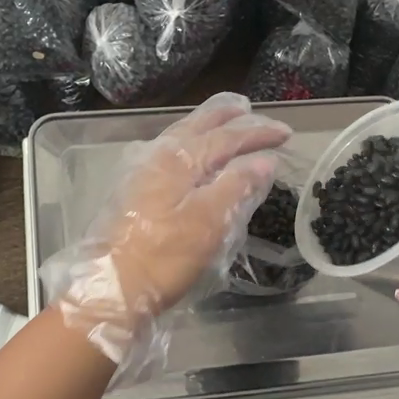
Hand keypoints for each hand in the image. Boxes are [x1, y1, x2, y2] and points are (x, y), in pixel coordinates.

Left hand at [41, 92, 290, 382]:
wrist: (112, 289)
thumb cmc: (164, 257)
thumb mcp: (209, 222)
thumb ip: (237, 186)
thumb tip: (264, 160)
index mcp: (177, 159)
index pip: (226, 137)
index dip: (257, 134)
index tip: (286, 133)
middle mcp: (157, 157)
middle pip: (197, 127)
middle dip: (226, 118)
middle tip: (249, 108)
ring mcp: (142, 173)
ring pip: (180, 138)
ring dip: (206, 127)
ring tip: (225, 123)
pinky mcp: (134, 192)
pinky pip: (169, 154)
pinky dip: (190, 146)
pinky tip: (193, 156)